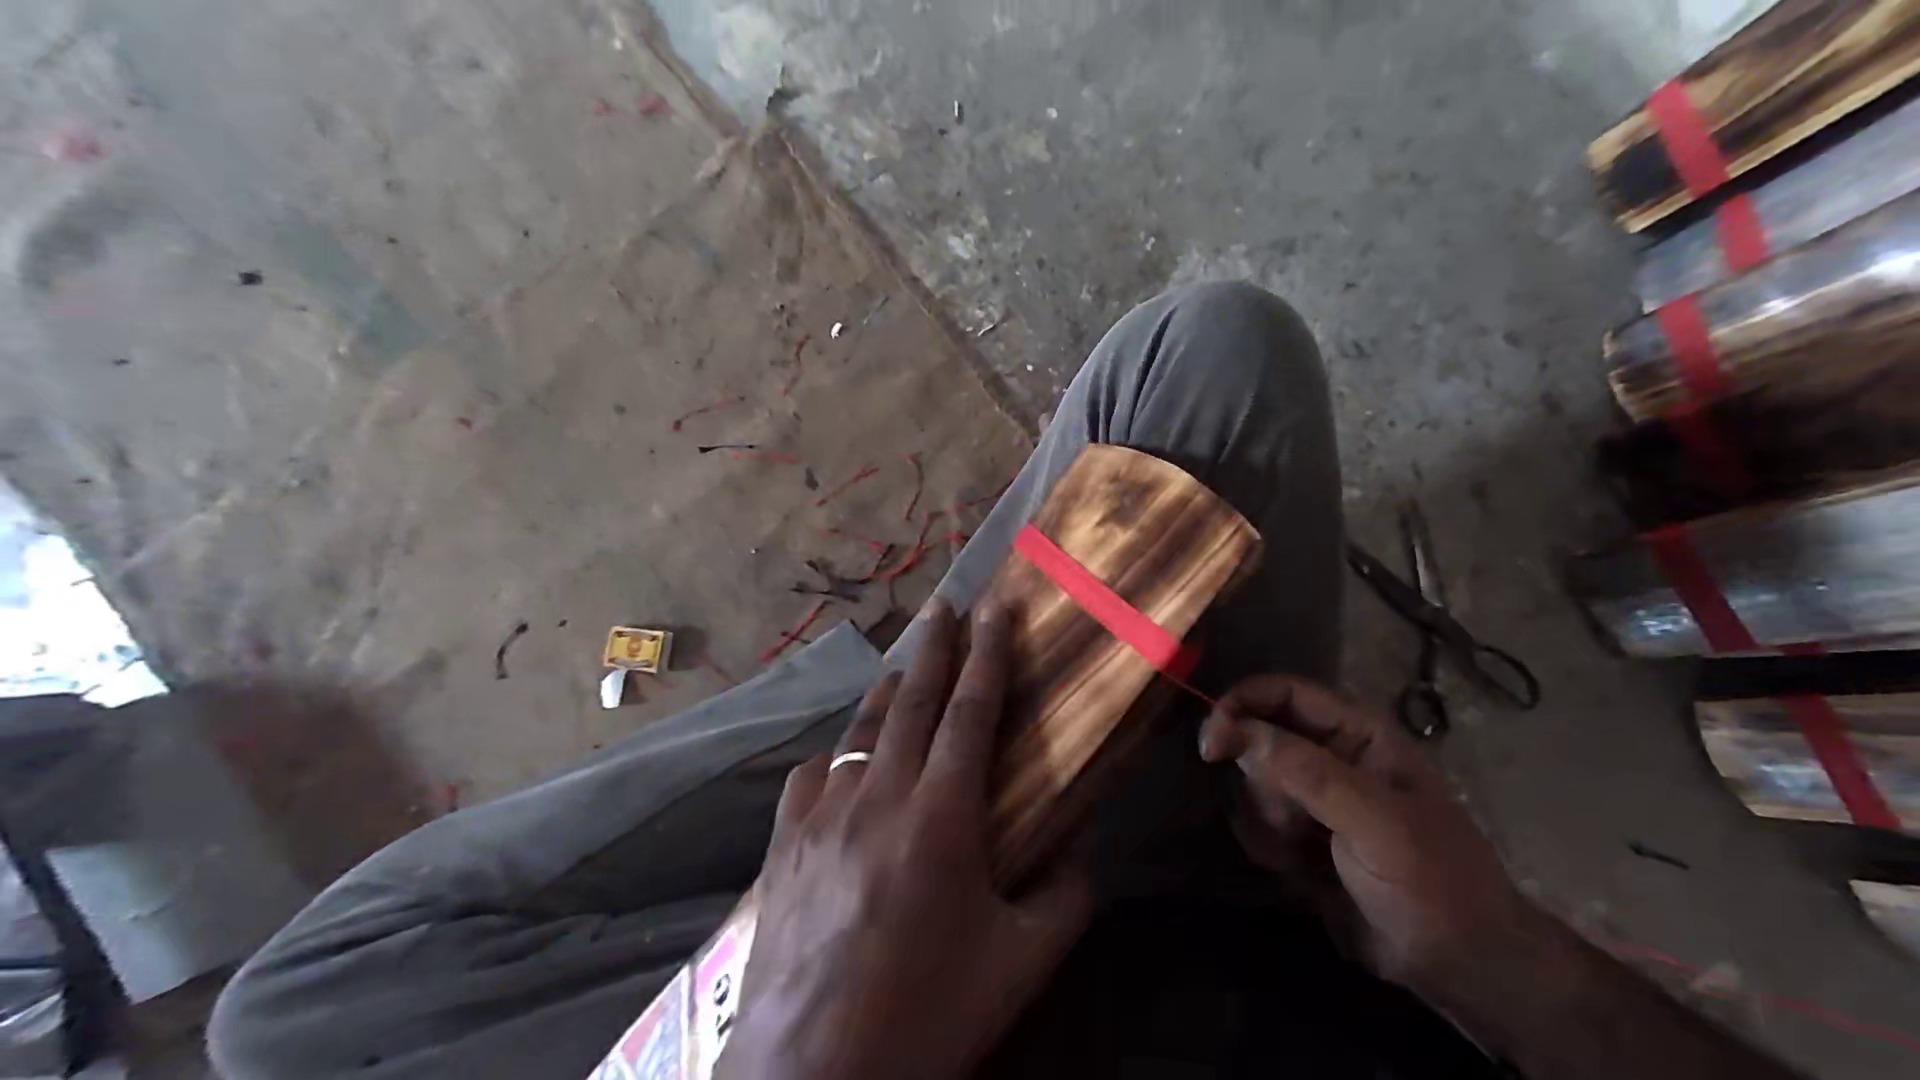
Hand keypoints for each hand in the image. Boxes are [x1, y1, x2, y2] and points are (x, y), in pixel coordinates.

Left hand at [718, 601, 1090, 1079]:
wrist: (813, 1072)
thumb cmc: (927, 1013)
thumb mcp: (1020, 963)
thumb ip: (1064, 896)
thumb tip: (1084, 849)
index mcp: (941, 816)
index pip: (971, 712)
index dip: (989, 653)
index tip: (996, 607)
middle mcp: (878, 795)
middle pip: (911, 699)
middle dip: (934, 645)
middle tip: (947, 604)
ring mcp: (822, 813)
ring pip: (861, 728)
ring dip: (889, 687)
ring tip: (906, 660)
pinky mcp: (783, 840)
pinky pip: (814, 774)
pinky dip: (840, 753)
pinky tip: (847, 758)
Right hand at [1198, 675, 1526, 991]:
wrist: (1460, 968)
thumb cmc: (1434, 884)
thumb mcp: (1378, 824)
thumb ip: (1309, 772)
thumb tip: (1237, 730)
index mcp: (1357, 732)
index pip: (1283, 692)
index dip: (1241, 704)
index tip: (1211, 742)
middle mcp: (1328, 754)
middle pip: (1257, 736)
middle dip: (1260, 780)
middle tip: (1286, 822)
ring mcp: (1311, 796)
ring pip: (1250, 782)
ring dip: (1266, 819)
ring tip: (1303, 854)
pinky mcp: (1297, 834)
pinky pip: (1253, 820)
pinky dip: (1265, 844)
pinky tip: (1298, 871)